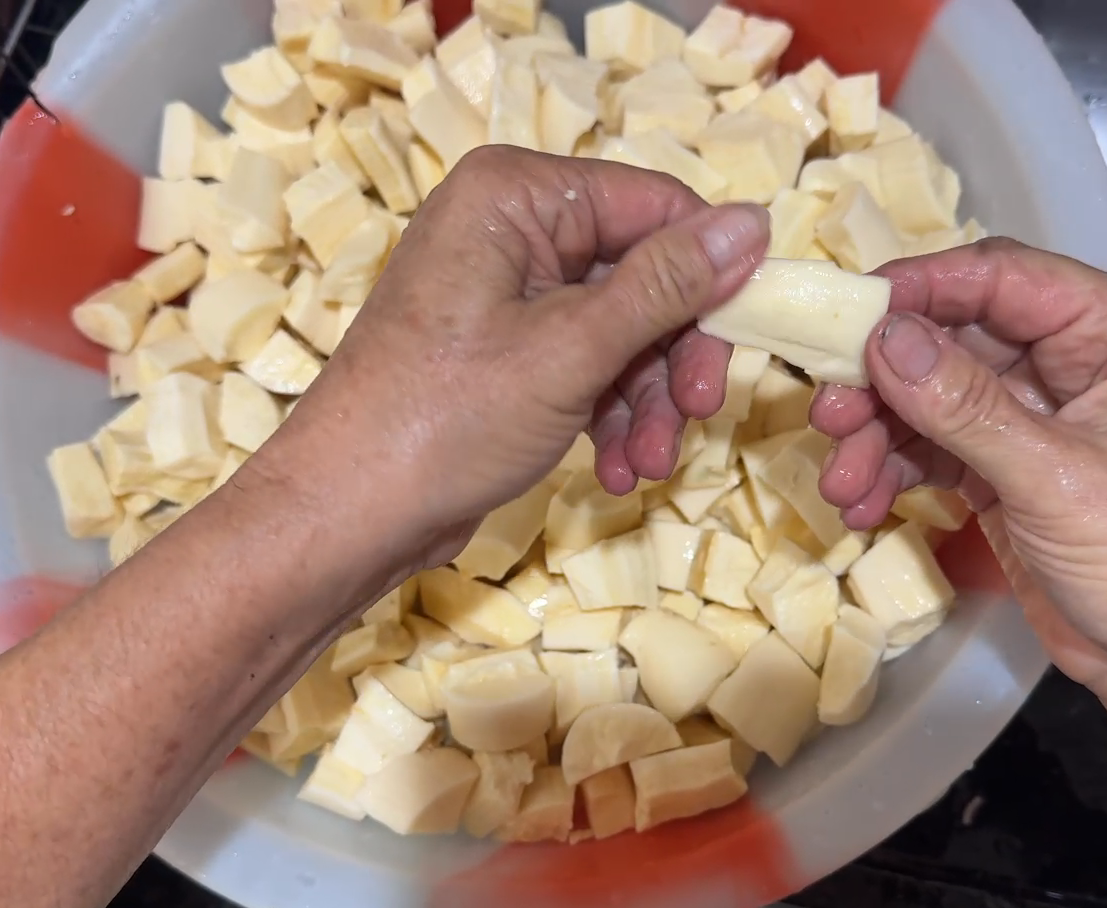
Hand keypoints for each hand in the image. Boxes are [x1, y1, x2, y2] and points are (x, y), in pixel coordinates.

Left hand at [273, 147, 768, 563]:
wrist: (354, 511)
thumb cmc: (449, 419)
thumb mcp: (569, 349)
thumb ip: (664, 287)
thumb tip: (752, 225)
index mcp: (516, 197)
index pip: (651, 207)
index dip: (709, 271)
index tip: (748, 336)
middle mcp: (511, 234)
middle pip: (638, 278)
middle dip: (672, 358)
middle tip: (697, 415)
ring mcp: (506, 300)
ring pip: (617, 336)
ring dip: (644, 404)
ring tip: (646, 465)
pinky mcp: (506, 357)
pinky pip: (583, 371)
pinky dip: (609, 418)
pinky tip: (616, 471)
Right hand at [811, 239, 1106, 701]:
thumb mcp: (1056, 480)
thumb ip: (966, 406)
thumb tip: (884, 338)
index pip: (1002, 279)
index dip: (919, 288)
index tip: (845, 314)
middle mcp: (1067, 364)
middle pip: (948, 343)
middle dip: (881, 384)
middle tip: (829, 417)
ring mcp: (1028, 419)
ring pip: (925, 401)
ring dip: (875, 441)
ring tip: (842, 487)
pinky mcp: (997, 468)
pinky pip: (926, 452)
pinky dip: (889, 476)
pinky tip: (864, 509)